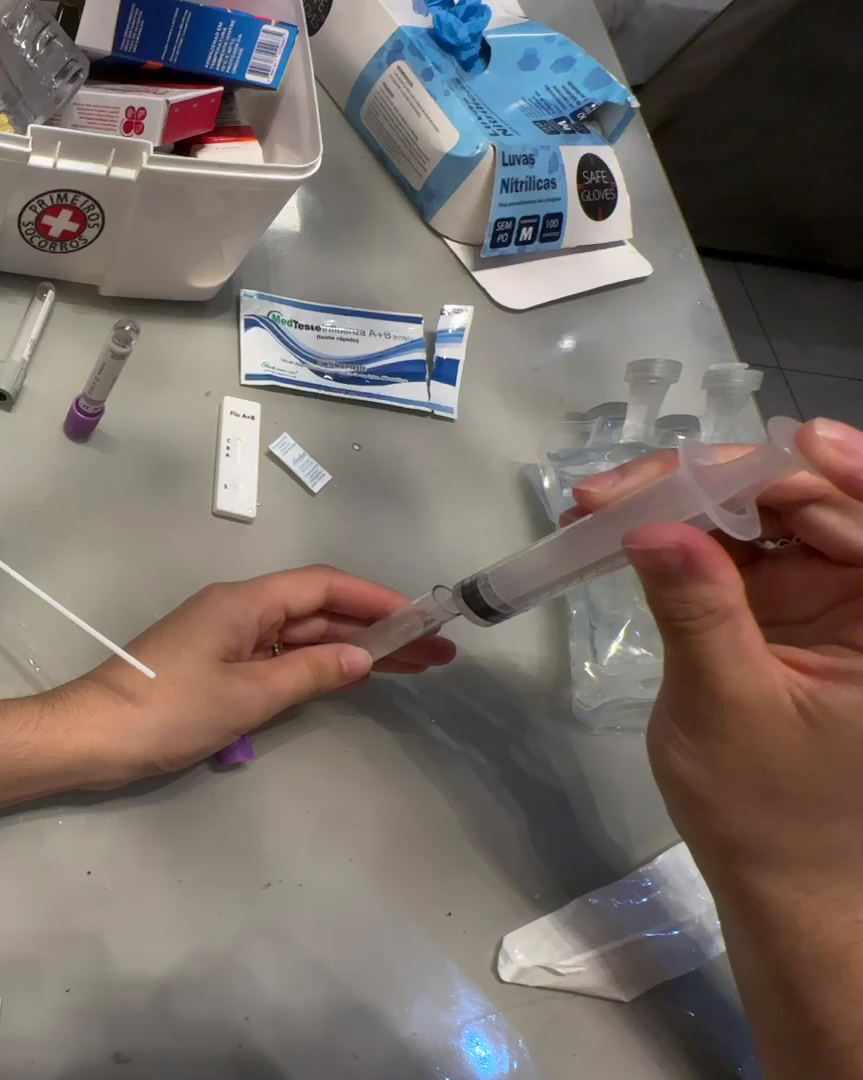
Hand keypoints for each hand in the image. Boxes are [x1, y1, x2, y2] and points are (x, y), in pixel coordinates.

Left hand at [60, 565, 455, 784]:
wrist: (97, 735)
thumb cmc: (169, 710)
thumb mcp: (247, 694)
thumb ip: (309, 673)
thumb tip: (362, 655)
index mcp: (240, 603)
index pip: (319, 586)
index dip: (375, 597)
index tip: (425, 617)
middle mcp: (233, 612)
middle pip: (313, 610)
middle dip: (373, 627)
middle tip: (437, 653)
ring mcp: (221, 640)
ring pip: (295, 636)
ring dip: (347, 648)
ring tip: (413, 667)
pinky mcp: (212, 667)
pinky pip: (272, 658)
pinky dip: (310, 666)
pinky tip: (346, 677)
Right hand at [569, 418, 862, 894]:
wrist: (773, 864)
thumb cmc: (768, 801)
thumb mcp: (727, 703)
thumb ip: (699, 612)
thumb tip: (651, 529)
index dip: (850, 472)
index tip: (783, 442)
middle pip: (818, 506)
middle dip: (721, 484)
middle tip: (616, 489)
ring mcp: (829, 600)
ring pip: (765, 519)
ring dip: (683, 504)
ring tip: (600, 505)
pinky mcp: (778, 607)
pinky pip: (731, 550)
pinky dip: (674, 534)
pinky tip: (622, 529)